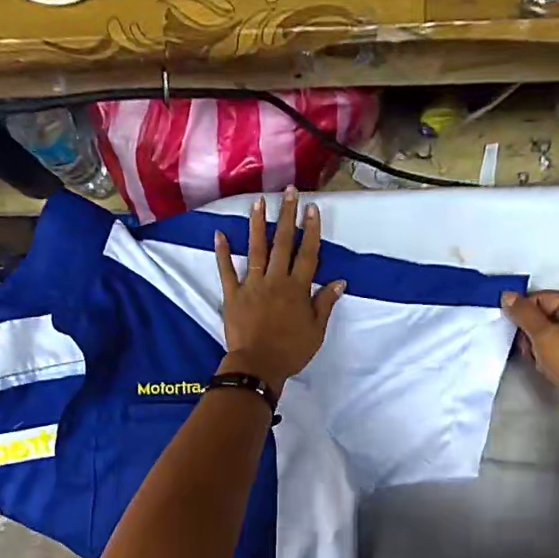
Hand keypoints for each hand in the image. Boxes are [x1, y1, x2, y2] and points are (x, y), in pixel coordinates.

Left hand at [213, 188, 344, 394]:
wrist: (257, 365)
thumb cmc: (291, 351)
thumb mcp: (316, 330)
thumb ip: (325, 303)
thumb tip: (339, 282)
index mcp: (297, 288)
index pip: (308, 253)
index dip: (311, 230)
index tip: (312, 208)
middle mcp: (275, 280)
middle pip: (283, 243)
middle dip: (287, 216)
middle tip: (289, 192)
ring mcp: (252, 285)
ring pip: (256, 249)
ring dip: (258, 224)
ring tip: (258, 201)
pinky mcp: (233, 295)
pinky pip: (226, 270)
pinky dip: (222, 252)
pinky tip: (219, 233)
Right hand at [501, 289, 558, 413]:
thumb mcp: (544, 334)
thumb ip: (523, 313)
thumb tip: (507, 295)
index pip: (542, 297)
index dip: (524, 310)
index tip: (512, 326)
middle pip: (544, 316)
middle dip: (530, 331)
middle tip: (528, 346)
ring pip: (547, 335)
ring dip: (536, 346)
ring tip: (539, 360)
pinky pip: (555, 350)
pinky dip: (546, 357)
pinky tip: (546, 367)